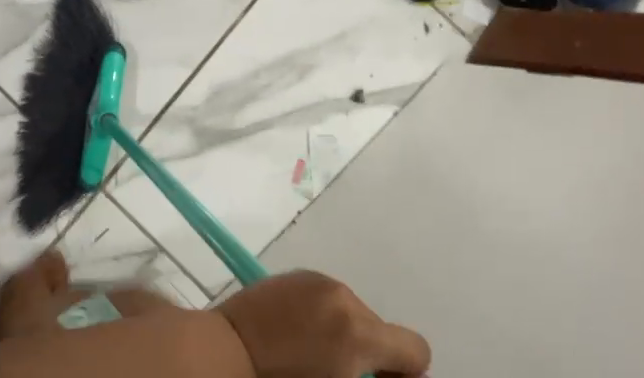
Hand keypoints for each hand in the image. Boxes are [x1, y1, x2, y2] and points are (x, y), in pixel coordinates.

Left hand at [215, 271, 429, 377]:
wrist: (228, 351)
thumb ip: (371, 376)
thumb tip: (392, 374)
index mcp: (359, 332)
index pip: (415, 349)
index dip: (406, 375)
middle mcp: (343, 297)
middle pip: (381, 331)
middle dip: (371, 357)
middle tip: (339, 375)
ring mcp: (316, 281)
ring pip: (352, 313)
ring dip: (346, 335)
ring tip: (313, 356)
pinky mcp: (294, 276)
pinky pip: (326, 299)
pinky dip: (323, 318)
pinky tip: (297, 336)